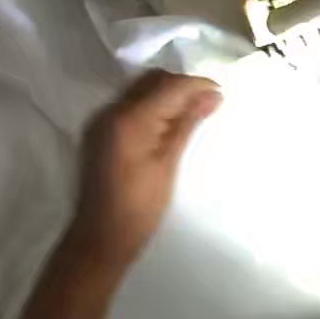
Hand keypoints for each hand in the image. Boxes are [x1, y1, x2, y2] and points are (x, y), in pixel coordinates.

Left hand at [63, 70, 222, 270]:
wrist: (99, 238)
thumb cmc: (139, 208)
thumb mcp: (168, 165)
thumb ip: (188, 124)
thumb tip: (213, 95)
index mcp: (129, 120)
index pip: (168, 86)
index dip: (197, 85)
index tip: (221, 93)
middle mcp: (110, 111)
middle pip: (152, 80)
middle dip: (182, 85)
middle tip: (208, 103)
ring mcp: (100, 120)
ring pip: (139, 89)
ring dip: (166, 93)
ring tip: (192, 112)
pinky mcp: (98, 131)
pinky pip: (128, 104)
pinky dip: (150, 105)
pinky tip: (167, 123)